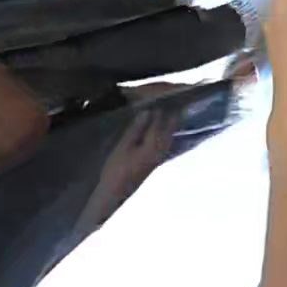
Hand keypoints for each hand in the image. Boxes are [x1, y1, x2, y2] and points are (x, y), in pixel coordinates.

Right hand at [75, 107, 180, 232]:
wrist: (114, 194)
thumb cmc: (116, 169)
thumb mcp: (123, 146)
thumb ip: (137, 128)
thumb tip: (148, 110)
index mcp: (154, 144)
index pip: (163, 120)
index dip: (165, 105)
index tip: (167, 92)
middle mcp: (162, 148)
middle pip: (172, 125)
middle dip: (173, 111)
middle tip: (173, 95)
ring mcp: (160, 155)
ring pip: (170, 133)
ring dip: (171, 120)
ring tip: (170, 105)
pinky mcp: (156, 159)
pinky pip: (167, 139)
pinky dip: (167, 129)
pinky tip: (164, 125)